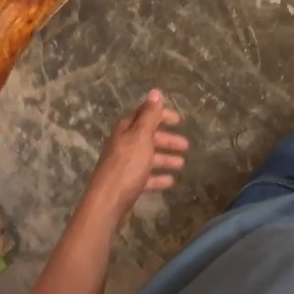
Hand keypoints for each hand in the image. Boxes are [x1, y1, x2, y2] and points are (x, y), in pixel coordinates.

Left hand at [80, 90, 187, 230]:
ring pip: (148, 156)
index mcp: (126, 129)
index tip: (179, 120)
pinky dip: (157, 177)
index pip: (146, 114)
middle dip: (167, 139)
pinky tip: (170, 181)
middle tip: (186, 145)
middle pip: (148, 136)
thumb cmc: (127, 166)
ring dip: (165, 158)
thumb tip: (155, 91)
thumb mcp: (141, 137)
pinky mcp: (127, 182)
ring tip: (182, 164)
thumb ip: (149, 115)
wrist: (108, 202)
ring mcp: (125, 164)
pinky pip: (146, 176)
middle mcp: (124, 143)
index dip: (162, 115)